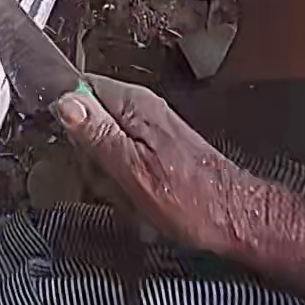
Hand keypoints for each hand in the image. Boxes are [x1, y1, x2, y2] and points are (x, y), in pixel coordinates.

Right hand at [52, 74, 271, 256]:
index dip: (67, 109)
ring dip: (100, 158)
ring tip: (116, 186)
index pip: (81, 85)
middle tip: (97, 173)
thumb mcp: (132, 169)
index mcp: (133, 104)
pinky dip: (117, 166)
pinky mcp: (157, 141)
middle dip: (84, 141)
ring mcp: (151, 122)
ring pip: (103, 129)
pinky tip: (129, 189)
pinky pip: (120, 144)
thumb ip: (97, 132)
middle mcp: (142, 104)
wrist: (239, 219)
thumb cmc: (192, 201)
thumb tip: (65, 101)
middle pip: (89, 108)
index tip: (68, 141)